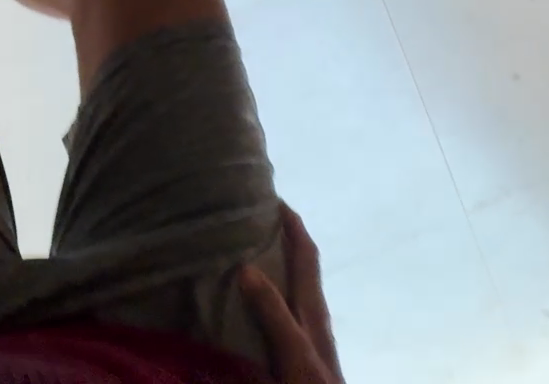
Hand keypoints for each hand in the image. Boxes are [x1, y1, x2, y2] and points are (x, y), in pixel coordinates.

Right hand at [240, 205, 342, 382]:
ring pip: (285, 285)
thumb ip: (274, 313)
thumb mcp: (295, 352)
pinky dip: (259, 289)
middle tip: (244, 214)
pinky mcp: (291, 349)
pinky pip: (273, 306)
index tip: (271, 195)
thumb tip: (245, 266)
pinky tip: (238, 294)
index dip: (293, 224)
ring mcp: (302, 332)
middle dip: (276, 236)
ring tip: (235, 245)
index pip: (306, 255)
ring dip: (267, 261)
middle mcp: (309, 314)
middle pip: (297, 265)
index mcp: (313, 309)